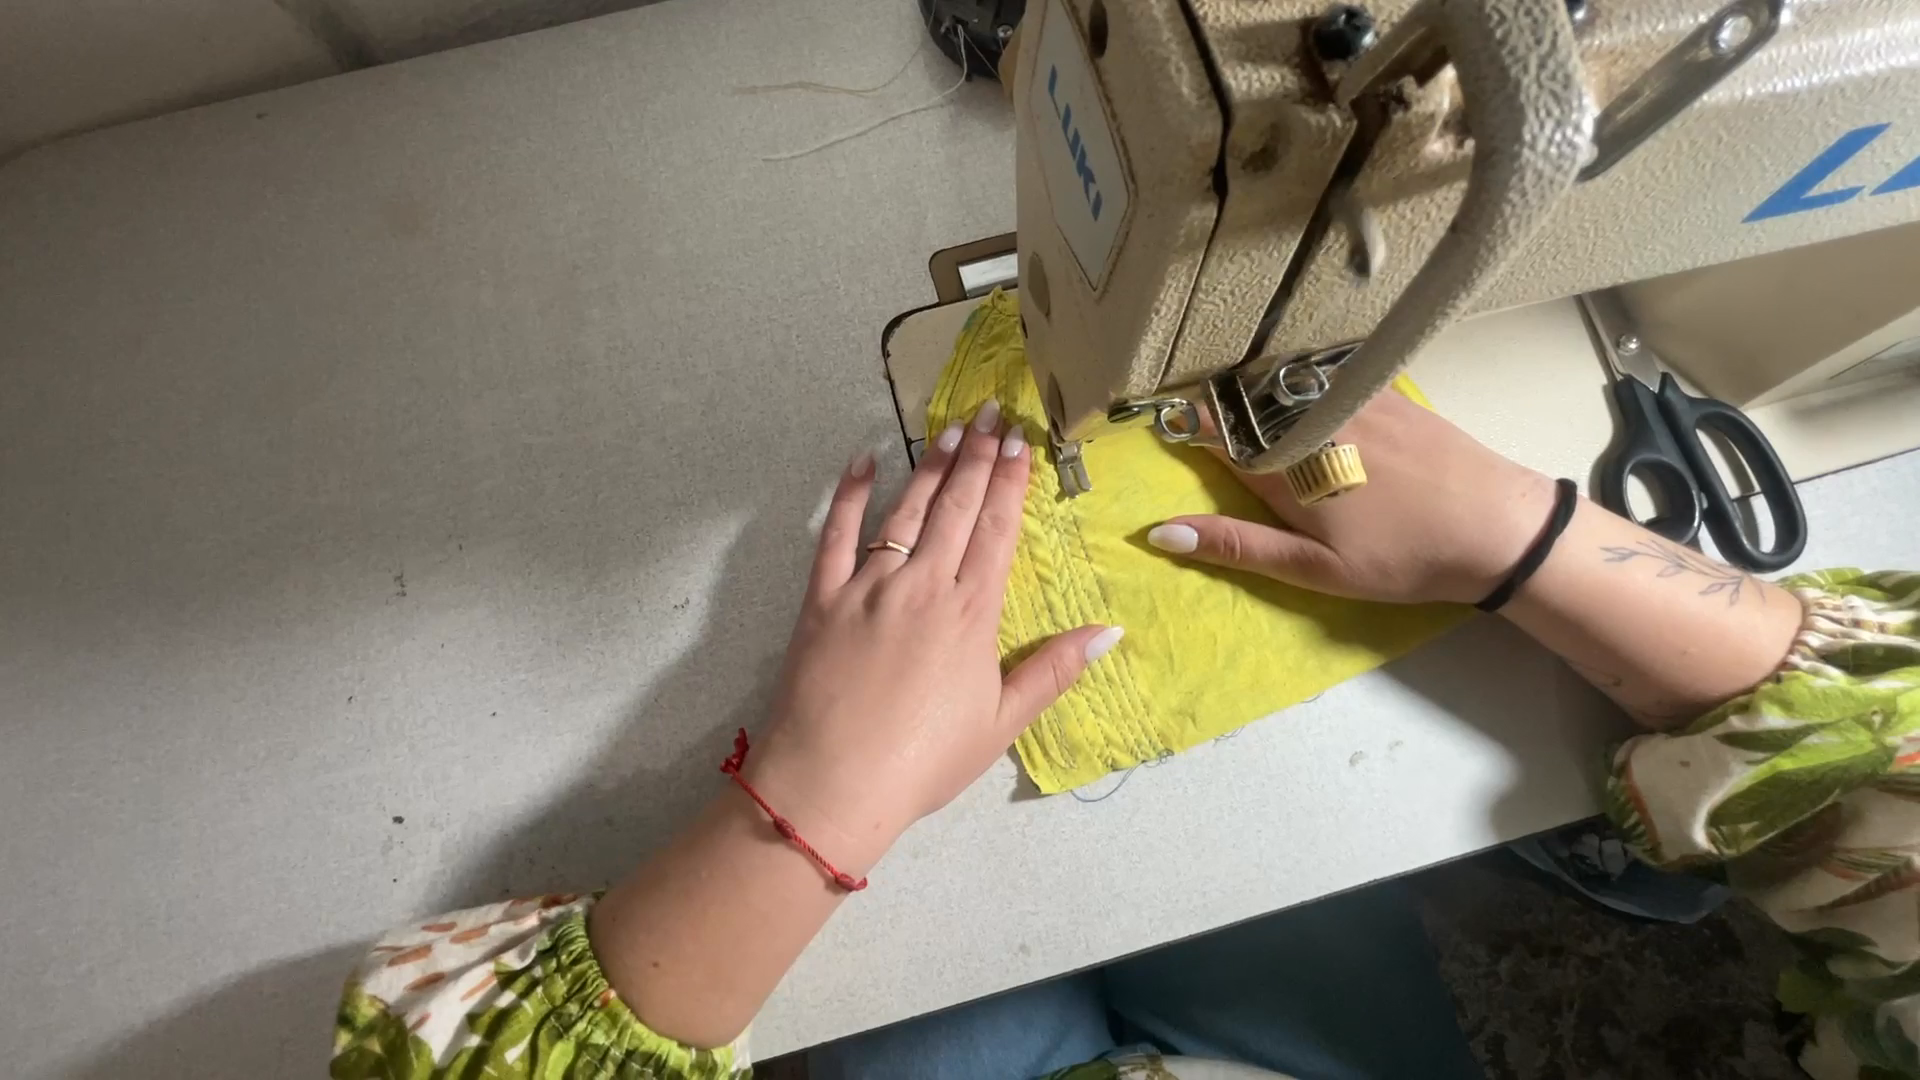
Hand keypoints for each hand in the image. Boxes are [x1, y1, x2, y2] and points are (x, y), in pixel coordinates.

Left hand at [746, 401, 1119, 865]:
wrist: (831, 784)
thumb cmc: (924, 761)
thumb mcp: (1001, 724)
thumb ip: (1054, 671)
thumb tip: (1111, 629)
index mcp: (970, 613)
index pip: (997, 531)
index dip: (1010, 484)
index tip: (1020, 443)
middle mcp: (923, 585)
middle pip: (956, 509)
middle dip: (977, 459)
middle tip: (991, 413)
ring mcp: (869, 586)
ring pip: (906, 512)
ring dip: (930, 466)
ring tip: (950, 429)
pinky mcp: (823, 597)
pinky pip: (835, 534)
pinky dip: (848, 495)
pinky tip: (863, 460)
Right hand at [1147, 389, 1556, 604]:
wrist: (1501, 529)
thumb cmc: (1401, 558)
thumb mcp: (1314, 569)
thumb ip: (1236, 545)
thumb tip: (1162, 532)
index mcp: (1284, 467)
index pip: (1214, 430)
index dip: (1185, 426)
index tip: (1167, 428)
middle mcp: (1309, 422)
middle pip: (1241, 399)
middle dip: (1218, 408)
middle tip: (1208, 425)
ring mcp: (1349, 399)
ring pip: (1279, 381)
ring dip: (1255, 393)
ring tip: (1252, 413)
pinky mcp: (1382, 390)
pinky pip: (1320, 373)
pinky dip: (1297, 382)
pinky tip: (1303, 399)